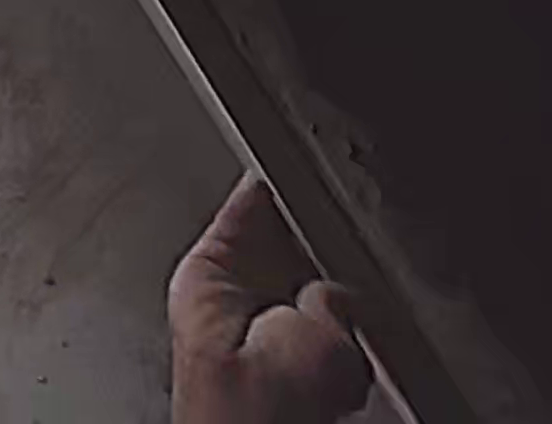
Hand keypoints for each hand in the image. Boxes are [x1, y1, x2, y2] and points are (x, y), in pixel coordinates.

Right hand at [170, 174, 371, 423]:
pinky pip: (229, 221)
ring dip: (268, 207)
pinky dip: (241, 199)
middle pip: (288, 248)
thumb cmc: (294, 383)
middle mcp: (276, 301)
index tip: (339, 223)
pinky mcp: (208, 259)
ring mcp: (240, 277)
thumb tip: (330, 286)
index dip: (332, 249)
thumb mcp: (342, 344)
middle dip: (299, 224)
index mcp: (315, 327)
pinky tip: (255, 178)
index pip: (324, 277)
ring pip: (257, 231)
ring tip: (284, 168)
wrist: (238, 375)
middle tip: (313, 189)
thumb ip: (335, 306)